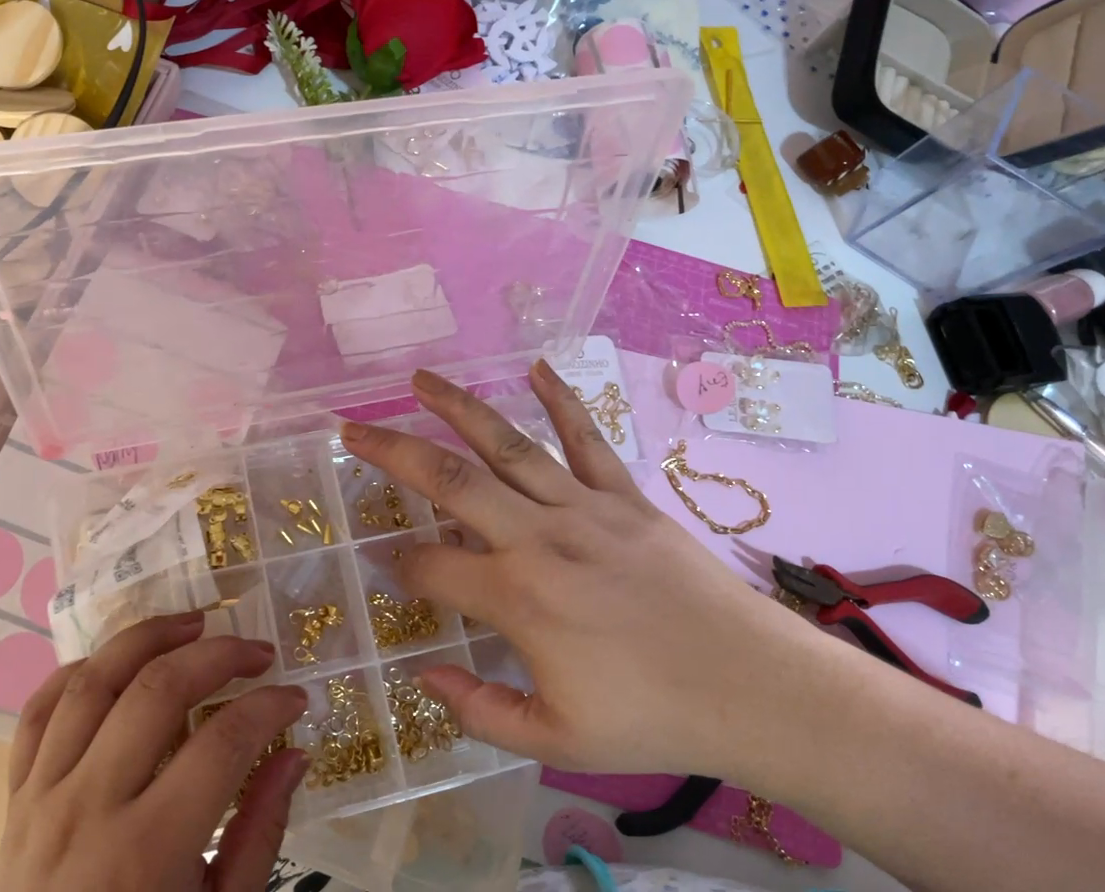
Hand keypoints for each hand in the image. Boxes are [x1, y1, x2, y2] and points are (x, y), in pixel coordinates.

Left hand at [0, 615, 310, 891]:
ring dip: (147, 637)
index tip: (295, 696)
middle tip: (258, 651)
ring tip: (194, 621)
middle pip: (156, 692)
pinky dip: (78, 672)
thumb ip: (258, 834)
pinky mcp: (16, 794)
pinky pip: (40, 710)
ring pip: (92, 682)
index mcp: (148, 850)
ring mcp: (43, 794)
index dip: (267, 708)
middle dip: (217, 655)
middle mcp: (89, 806)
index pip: (222, 745)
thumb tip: (294, 753)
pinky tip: (116, 660)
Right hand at [338, 363, 841, 780]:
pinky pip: (587, 438)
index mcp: (516, 598)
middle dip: (393, 452)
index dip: (399, 564)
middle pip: (450, 480)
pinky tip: (536, 366)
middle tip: (351, 429)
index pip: (431, 565)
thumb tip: (425, 676)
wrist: (753, 687)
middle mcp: (539, 538)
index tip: (389, 564)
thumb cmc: (651, 717)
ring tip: (418, 380)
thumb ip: (478, 711)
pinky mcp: (626, 497)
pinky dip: (561, 400)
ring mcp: (584, 508)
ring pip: (507, 445)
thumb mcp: (554, 739)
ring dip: (457, 408)